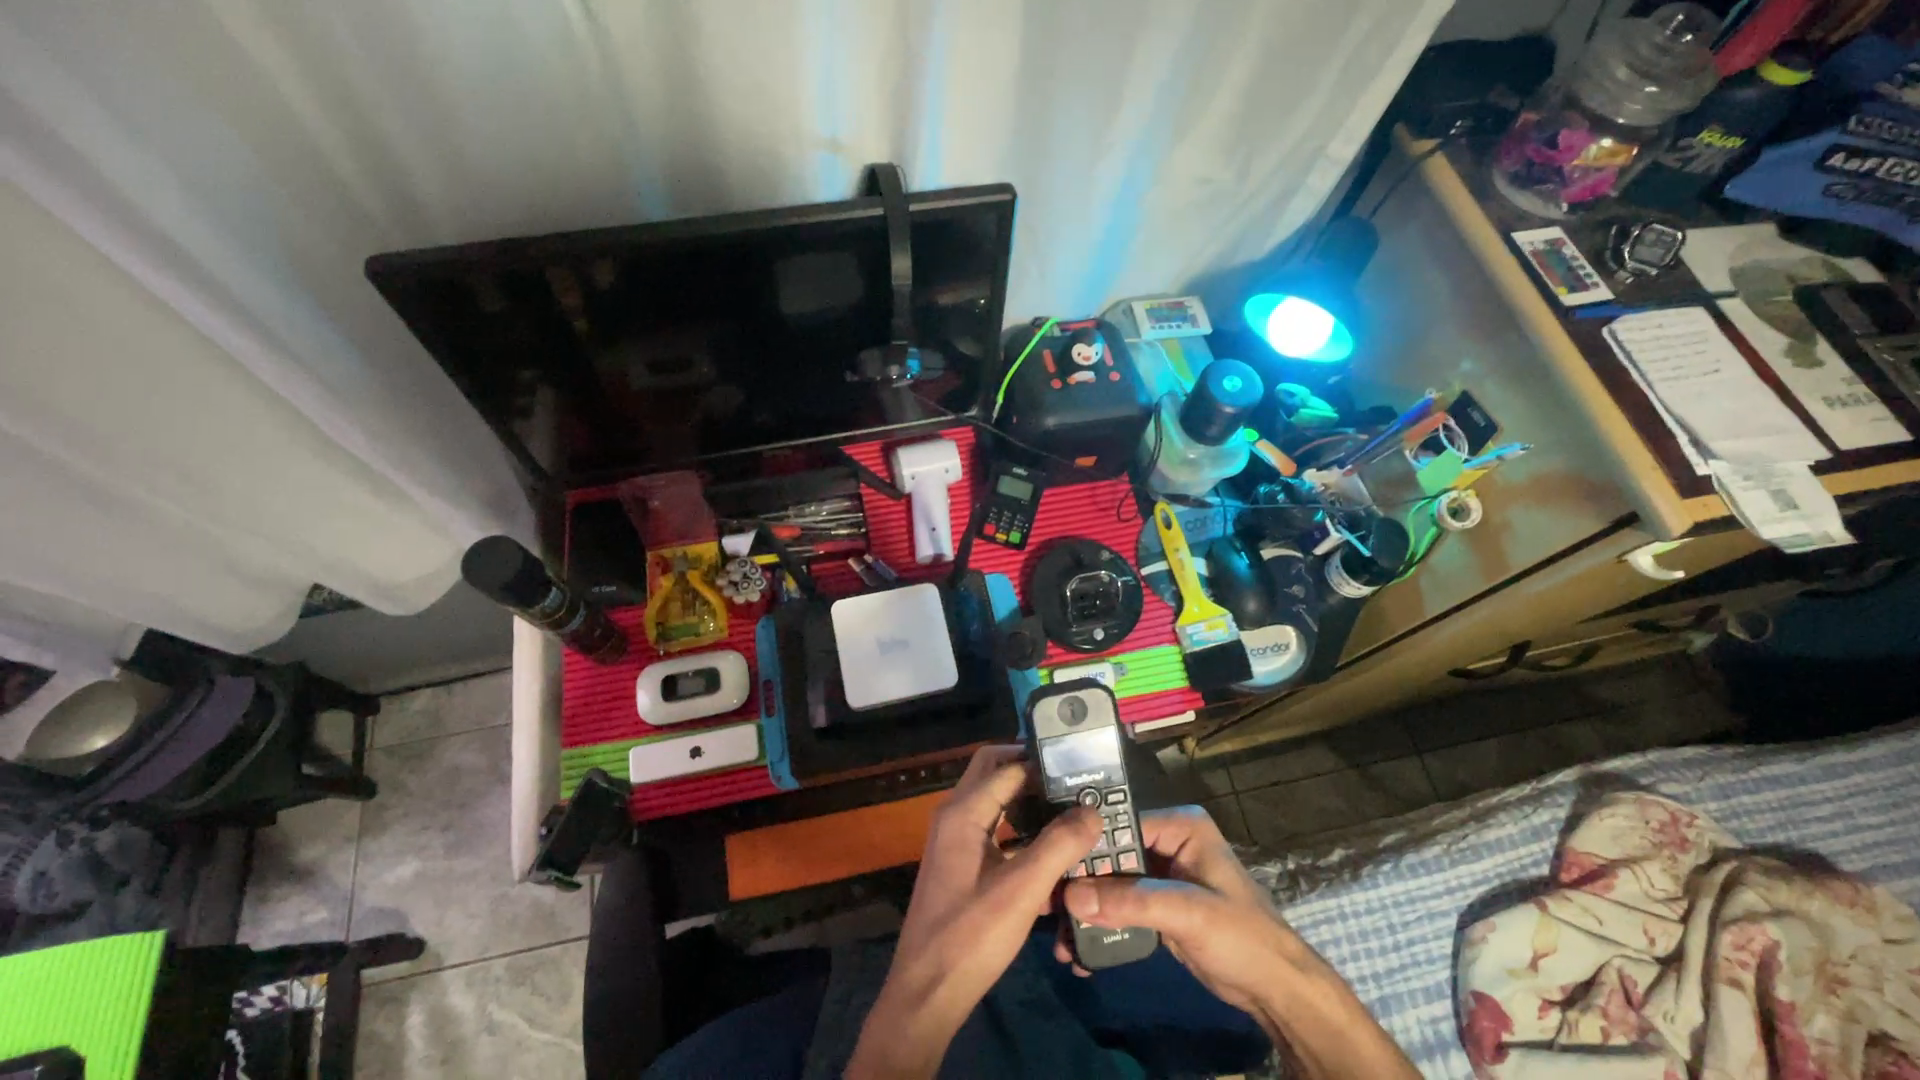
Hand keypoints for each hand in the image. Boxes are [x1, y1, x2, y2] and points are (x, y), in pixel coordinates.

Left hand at [846, 745, 1101, 1079]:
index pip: (1007, 765)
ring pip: (998, 805)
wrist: (928, 992)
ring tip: (1076, 811)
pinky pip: (997, 833)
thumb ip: (1059, 845)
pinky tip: (1057, 854)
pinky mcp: (964, 866)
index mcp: (962, 812)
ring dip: (1031, 803)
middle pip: (998, 775)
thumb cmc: (970, 936)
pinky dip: (1024, 834)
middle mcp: (955, 817)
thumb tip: (1092, 810)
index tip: (1085, 766)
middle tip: (1078, 783)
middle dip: (1035, 774)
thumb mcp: (1022, 890)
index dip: (1045, 761)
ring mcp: (957, 842)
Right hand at [1059, 806, 1417, 1079]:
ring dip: (1086, 911)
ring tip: (1061, 942)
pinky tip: (1080, 952)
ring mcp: (1162, 877)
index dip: (1085, 847)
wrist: (1275, 990)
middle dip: (1080, 885)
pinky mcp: (1158, 908)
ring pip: (1110, 885)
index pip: (1120, 825)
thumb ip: (1130, 901)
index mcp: (1181, 827)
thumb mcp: (1187, 913)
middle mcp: (1168, 844)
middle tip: (1047, 910)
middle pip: (1110, 856)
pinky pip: (1119, 909)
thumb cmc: (1242, 936)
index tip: (1050, 870)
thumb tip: (1071, 896)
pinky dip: (1100, 927)